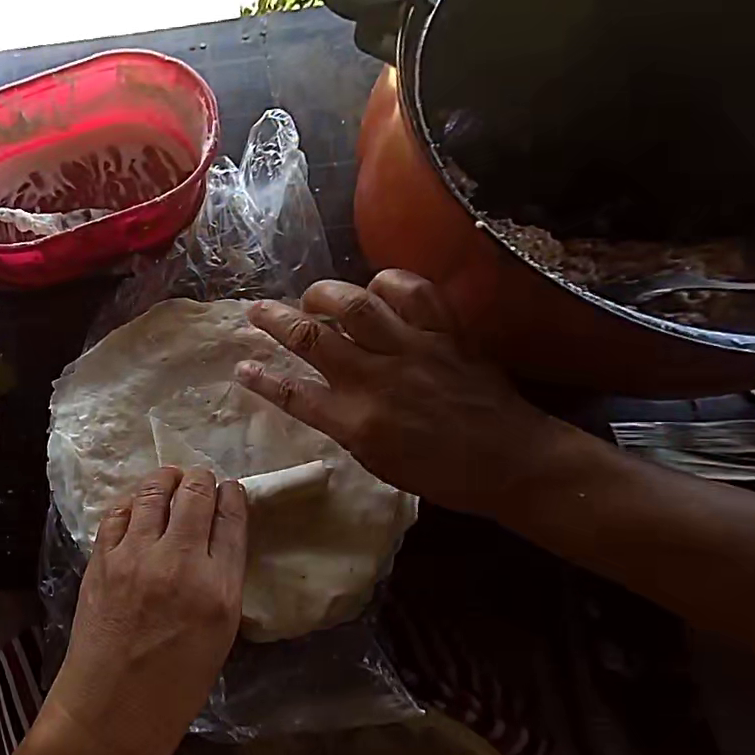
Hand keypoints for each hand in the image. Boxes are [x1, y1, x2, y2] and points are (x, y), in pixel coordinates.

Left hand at [31, 468, 247, 754]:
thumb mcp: (217, 637)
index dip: (232, 496)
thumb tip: (211, 544)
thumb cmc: (173, 689)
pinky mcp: (101, 560)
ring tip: (169, 476)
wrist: (110, 710)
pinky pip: (117, 514)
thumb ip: (218, 584)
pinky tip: (136, 504)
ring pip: (152, 495)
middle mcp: (179, 564)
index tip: (231, 488)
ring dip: (164, 479)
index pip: (231, 522)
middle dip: (200, 479)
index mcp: (219, 591)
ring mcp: (134, 557)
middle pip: (194, 496)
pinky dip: (130, 503)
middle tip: (199, 477)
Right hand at [234, 270, 579, 517]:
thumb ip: (339, 421)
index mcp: (355, 420)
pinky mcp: (446, 334)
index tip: (241, 366)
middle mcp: (376, 379)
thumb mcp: (373, 458)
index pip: (292, 394)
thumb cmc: (437, 472)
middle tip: (257, 309)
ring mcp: (413, 351)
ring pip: (356, 305)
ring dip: (325, 293)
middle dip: (275, 320)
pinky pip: (416, 292)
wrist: (512, 463)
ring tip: (313, 296)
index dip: (260, 378)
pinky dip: (390, 282)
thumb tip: (312, 394)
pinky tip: (376, 287)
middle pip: (312, 339)